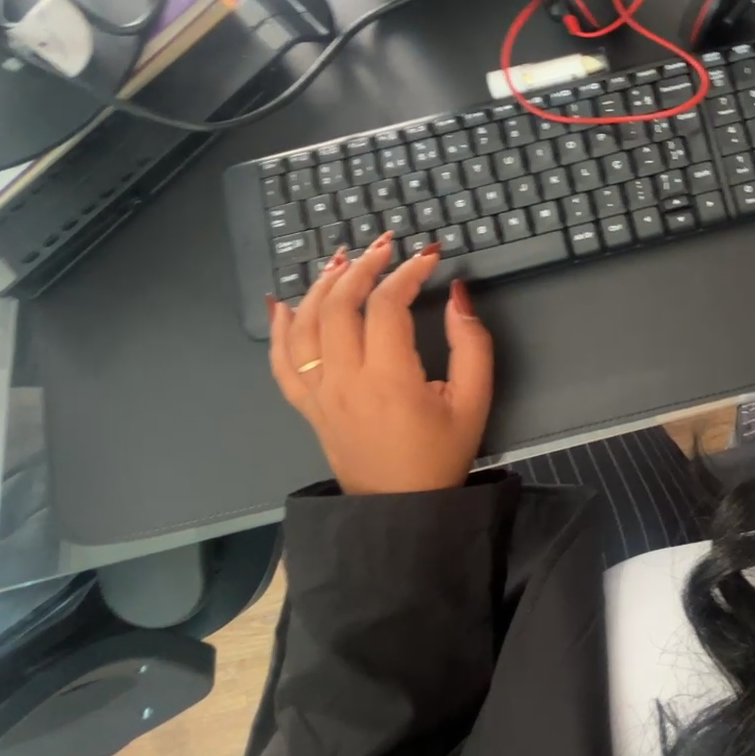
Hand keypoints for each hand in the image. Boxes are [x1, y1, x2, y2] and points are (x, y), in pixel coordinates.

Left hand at [267, 236, 493, 494]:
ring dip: (322, 286)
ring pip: (305, 325)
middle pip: (338, 306)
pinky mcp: (307, 406)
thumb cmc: (443, 454)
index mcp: (390, 380)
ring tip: (343, 260)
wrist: (402, 509)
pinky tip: (284, 301)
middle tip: (386, 245)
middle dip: (363, 267)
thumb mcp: (474, 400)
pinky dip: (280, 327)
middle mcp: (345, 381)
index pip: (388, 306)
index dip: (408, 273)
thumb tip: (457, 294)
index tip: (430, 256)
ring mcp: (319, 394)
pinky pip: (281, 361)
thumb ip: (471, 344)